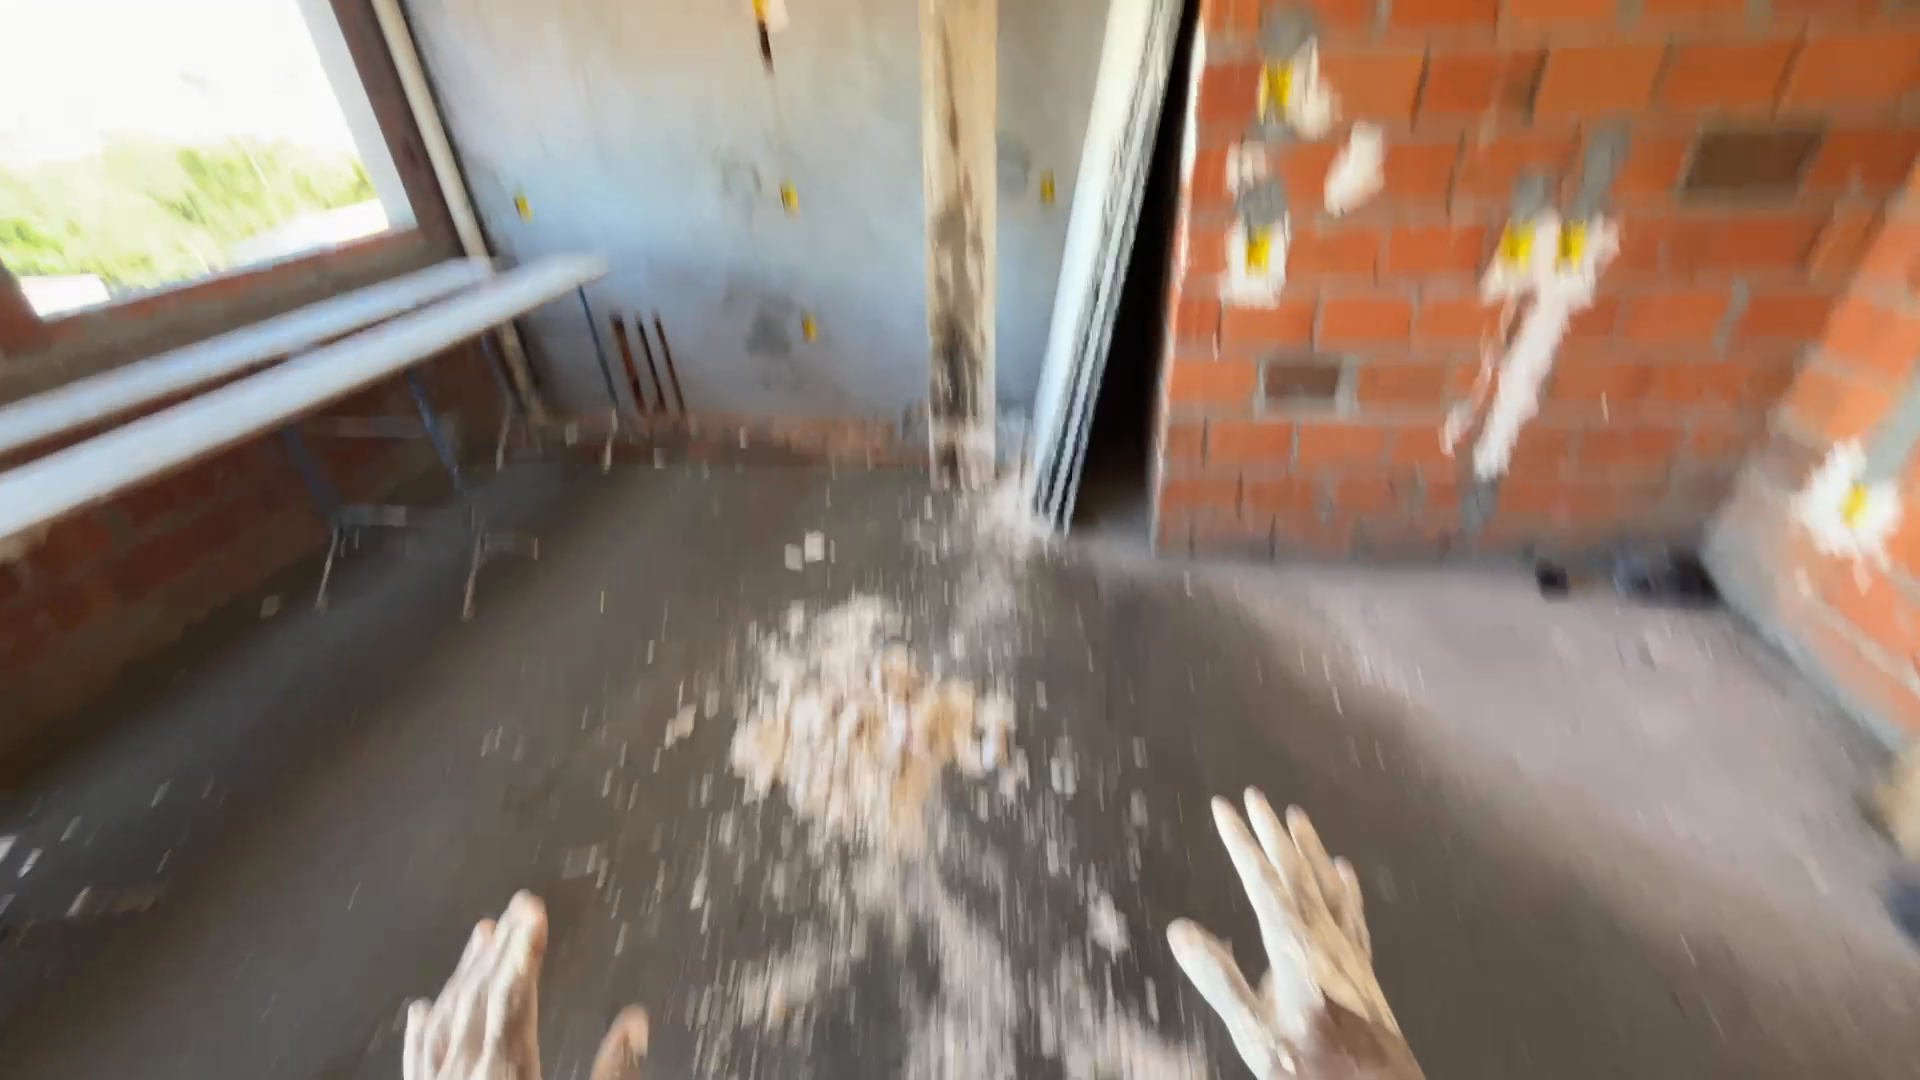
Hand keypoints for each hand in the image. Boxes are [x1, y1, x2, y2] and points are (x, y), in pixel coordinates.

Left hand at [404, 892, 649, 1079]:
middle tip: (518, 905)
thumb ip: (612, 1075)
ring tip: (479, 935)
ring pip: (445, 1025)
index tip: (535, 908)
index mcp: (504, 1079)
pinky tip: (421, 1009)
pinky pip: (418, 1065)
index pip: (514, 998)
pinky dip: (421, 1031)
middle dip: (499, 950)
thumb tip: (636, 1019)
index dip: (525, 949)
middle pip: (479, 1002)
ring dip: (464, 977)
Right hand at [1167, 792, 1416, 1078]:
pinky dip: (1345, 886)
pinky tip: (1344, 870)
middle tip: (1255, 796)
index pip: (1262, 881)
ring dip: (1308, 848)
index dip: (1240, 841)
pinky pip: (1353, 914)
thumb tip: (1180, 930)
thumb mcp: (1256, 1037)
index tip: (1223, 807)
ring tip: (1296, 816)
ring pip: (1326, 885)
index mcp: (1295, 949)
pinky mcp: (1364, 972)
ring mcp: (1349, 954)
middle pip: (1296, 873)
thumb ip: (1220, 981)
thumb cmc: (1315, 1070)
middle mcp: (1324, 941)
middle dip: (1272, 832)